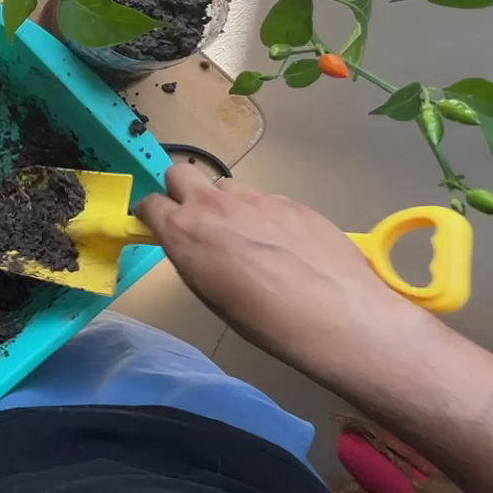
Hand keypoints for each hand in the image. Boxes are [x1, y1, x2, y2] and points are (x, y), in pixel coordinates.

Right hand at [136, 164, 433, 378]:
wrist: (342, 318)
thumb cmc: (265, 320)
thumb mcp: (208, 292)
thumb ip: (190, 254)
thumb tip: (190, 243)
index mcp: (184, 229)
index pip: (149, 203)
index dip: (152, 214)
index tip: (159, 226)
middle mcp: (214, 204)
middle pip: (181, 172)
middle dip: (182, 190)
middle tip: (200, 219)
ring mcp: (256, 199)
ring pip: (227, 186)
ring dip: (228, 204)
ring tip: (251, 236)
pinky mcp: (293, 202)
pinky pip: (267, 201)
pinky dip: (267, 217)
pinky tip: (288, 246)